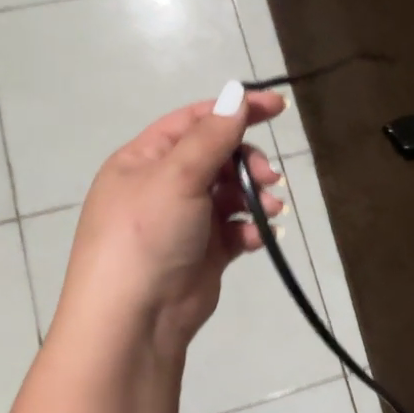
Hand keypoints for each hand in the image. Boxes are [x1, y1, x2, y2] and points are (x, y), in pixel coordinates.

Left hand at [56, 90, 286, 356]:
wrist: (135, 316)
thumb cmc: (146, 235)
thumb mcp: (177, 177)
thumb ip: (212, 137)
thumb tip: (237, 96)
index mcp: (144, 160)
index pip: (195, 121)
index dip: (235, 110)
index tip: (278, 108)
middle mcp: (163, 186)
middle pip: (218, 157)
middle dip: (248, 162)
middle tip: (269, 177)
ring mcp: (185, 221)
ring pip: (232, 194)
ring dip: (256, 196)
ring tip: (271, 209)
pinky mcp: (205, 252)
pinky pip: (236, 229)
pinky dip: (252, 229)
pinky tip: (259, 238)